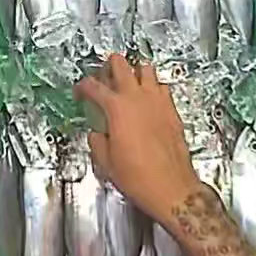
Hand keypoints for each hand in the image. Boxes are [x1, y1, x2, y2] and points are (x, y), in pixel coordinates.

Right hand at [75, 54, 202, 221]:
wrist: (174, 192)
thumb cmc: (141, 178)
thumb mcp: (106, 162)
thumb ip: (96, 141)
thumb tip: (97, 134)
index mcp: (115, 107)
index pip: (92, 85)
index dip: (82, 87)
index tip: (80, 92)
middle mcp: (136, 98)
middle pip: (119, 63)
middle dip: (108, 67)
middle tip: (105, 78)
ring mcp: (157, 102)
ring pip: (145, 67)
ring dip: (134, 72)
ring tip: (128, 84)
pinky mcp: (172, 111)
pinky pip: (162, 87)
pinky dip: (154, 88)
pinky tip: (149, 101)